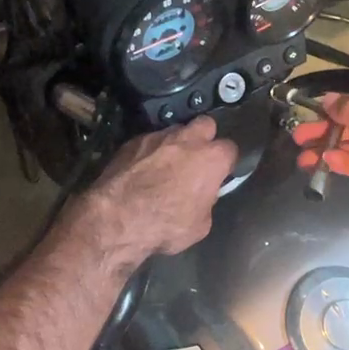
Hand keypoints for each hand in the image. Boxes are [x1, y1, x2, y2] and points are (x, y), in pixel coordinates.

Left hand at [62, 116, 237, 277]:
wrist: (118, 217)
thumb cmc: (166, 225)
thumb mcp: (200, 225)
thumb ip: (206, 201)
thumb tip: (201, 195)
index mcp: (211, 159)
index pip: (230, 149)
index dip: (225, 162)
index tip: (220, 173)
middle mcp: (187, 139)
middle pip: (206, 124)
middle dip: (204, 137)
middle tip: (197, 158)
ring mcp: (158, 136)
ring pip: (175, 130)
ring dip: (176, 144)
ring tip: (166, 164)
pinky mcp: (133, 140)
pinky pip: (149, 141)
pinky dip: (150, 152)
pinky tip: (142, 169)